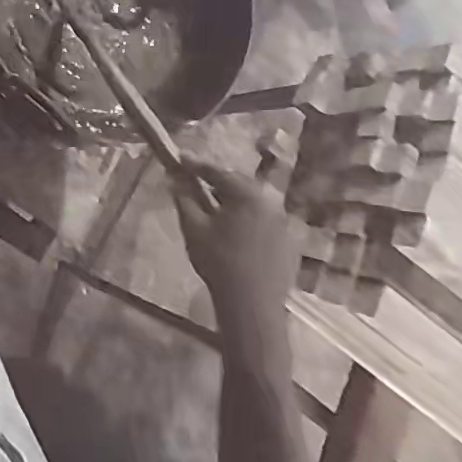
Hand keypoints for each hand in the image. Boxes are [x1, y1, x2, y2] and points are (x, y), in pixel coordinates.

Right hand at [173, 162, 297, 300]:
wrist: (252, 303)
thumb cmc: (218, 261)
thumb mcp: (193, 228)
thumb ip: (184, 199)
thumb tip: (174, 179)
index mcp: (246, 194)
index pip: (216, 171)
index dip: (195, 165)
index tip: (179, 158)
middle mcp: (269, 201)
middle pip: (238, 184)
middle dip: (216, 182)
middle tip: (196, 184)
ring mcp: (282, 221)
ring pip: (252, 202)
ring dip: (232, 201)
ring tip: (214, 208)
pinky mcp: (287, 240)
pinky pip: (263, 220)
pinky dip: (247, 219)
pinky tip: (234, 232)